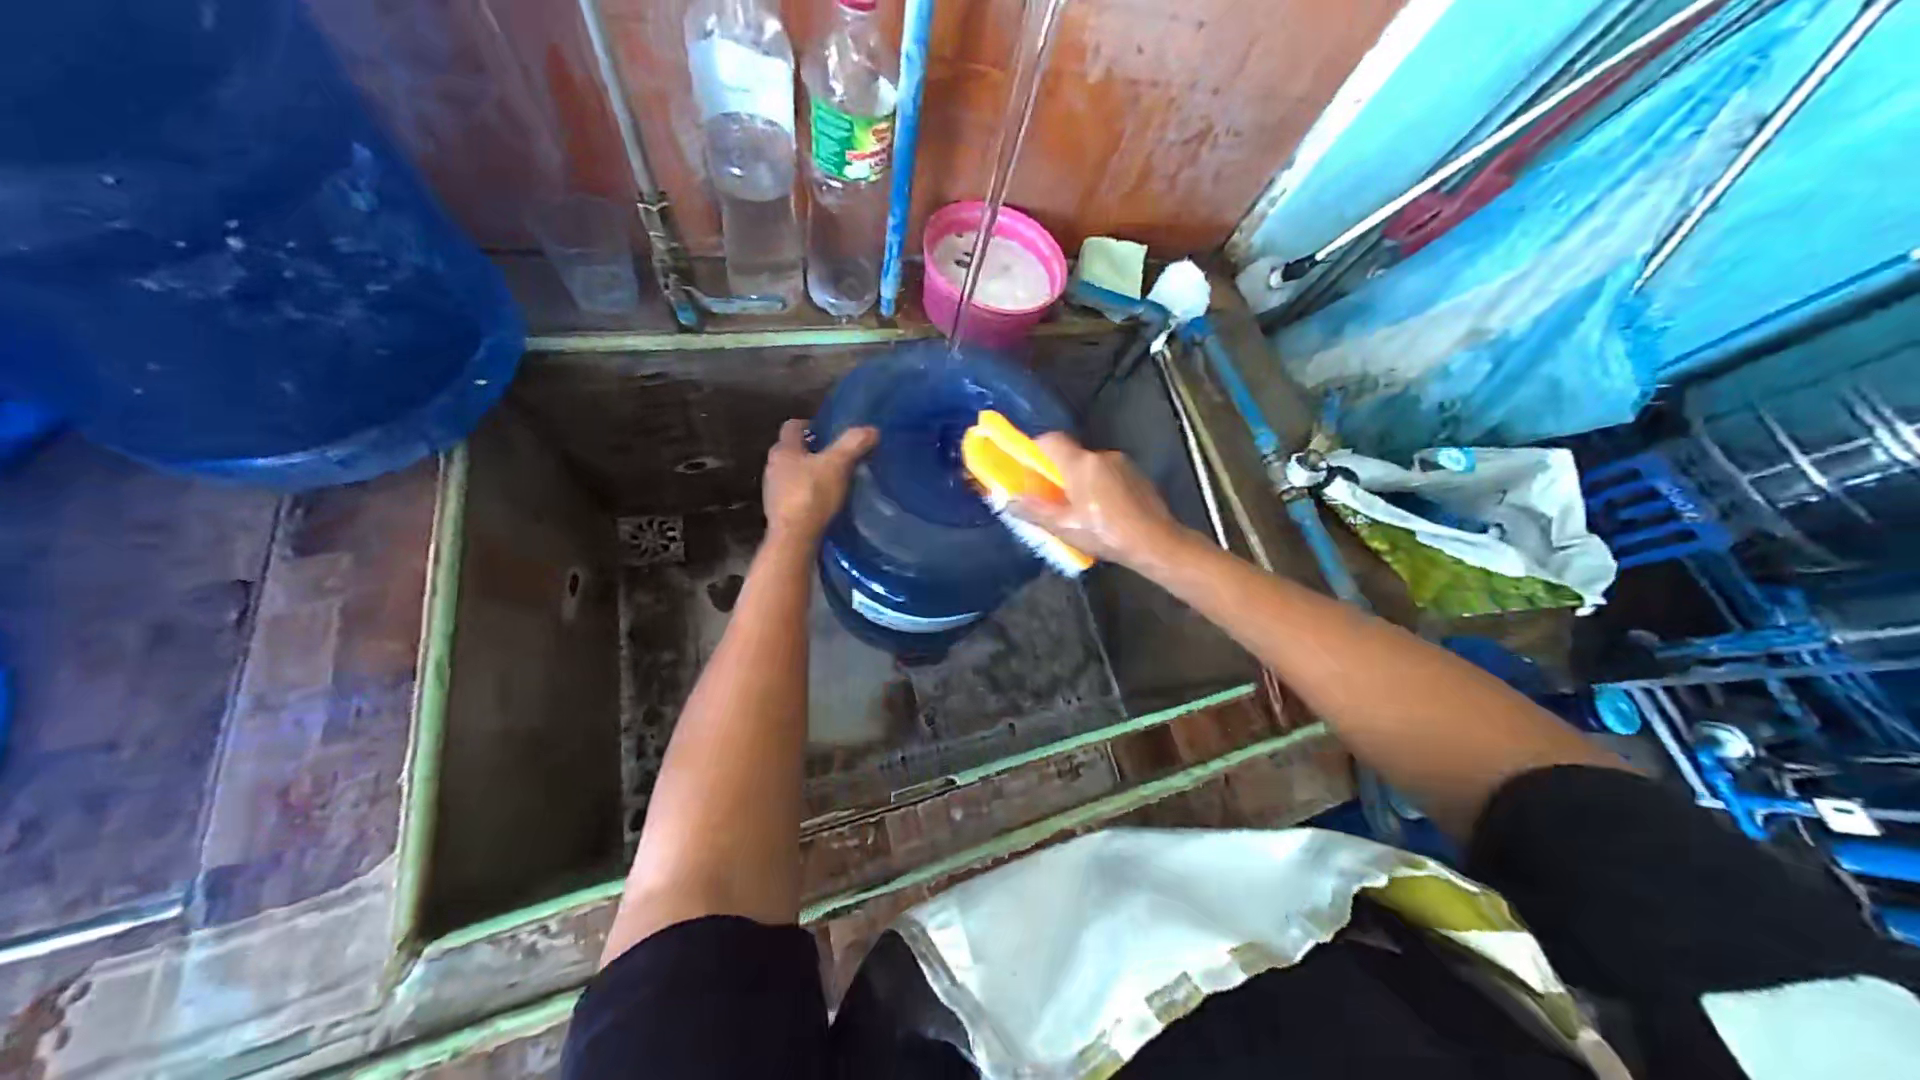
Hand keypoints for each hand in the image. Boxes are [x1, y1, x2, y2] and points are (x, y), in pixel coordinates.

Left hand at [762, 420, 876, 544]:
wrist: (794, 538)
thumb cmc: (812, 494)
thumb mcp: (838, 465)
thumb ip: (853, 444)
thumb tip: (872, 429)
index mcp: (784, 450)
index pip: (792, 427)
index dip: (809, 424)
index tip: (826, 430)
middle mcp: (772, 466)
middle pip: (791, 450)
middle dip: (811, 451)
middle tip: (834, 455)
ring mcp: (772, 490)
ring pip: (791, 473)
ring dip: (807, 473)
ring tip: (831, 479)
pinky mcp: (778, 511)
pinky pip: (792, 495)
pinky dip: (806, 494)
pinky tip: (822, 502)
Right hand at [1010, 432, 1188, 568]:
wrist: (1156, 543)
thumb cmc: (1106, 534)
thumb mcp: (1064, 527)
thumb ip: (1034, 510)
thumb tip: (1009, 500)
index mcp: (1081, 463)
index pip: (1050, 440)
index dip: (1035, 449)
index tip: (1028, 469)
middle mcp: (1102, 455)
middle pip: (1071, 456)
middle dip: (1058, 473)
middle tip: (1052, 499)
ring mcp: (1123, 463)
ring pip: (1091, 466)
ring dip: (1081, 482)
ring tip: (1080, 511)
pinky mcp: (1138, 475)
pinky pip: (1109, 474)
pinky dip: (1101, 487)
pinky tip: (1104, 512)